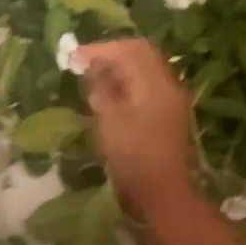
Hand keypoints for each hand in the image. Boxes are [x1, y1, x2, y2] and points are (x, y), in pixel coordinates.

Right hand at [73, 38, 195, 212]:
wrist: (165, 195)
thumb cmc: (133, 157)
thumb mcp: (109, 120)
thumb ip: (101, 88)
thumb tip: (92, 68)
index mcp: (155, 82)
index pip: (128, 49)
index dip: (100, 49)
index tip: (74, 56)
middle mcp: (168, 84)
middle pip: (140, 53)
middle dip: (111, 53)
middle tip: (84, 62)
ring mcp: (171, 99)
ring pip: (145, 67)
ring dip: (120, 66)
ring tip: (93, 76)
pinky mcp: (169, 113)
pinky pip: (148, 83)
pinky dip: (128, 81)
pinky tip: (110, 93)